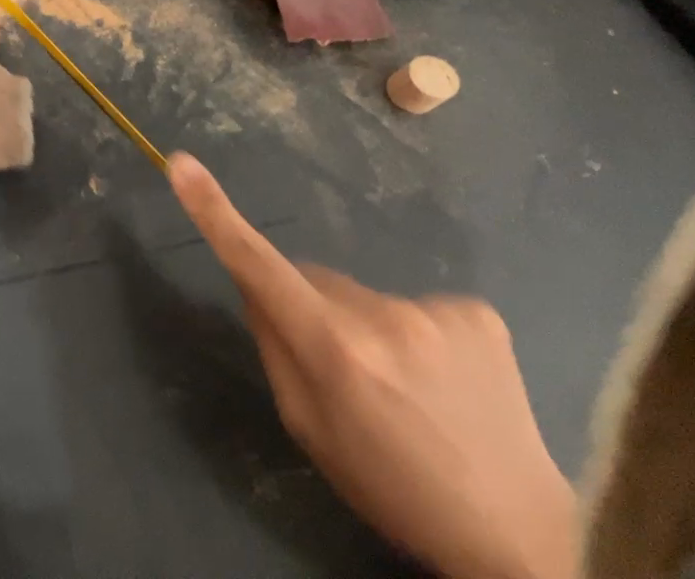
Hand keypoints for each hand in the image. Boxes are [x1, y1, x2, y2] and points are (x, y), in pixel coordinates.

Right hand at [167, 153, 577, 578]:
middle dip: (308, 307)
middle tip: (337, 370)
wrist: (511, 530)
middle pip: (313, 280)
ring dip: (364, 324)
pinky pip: (413, 306)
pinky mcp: (479, 313)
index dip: (215, 213)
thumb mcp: (305, 425)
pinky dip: (412, 333)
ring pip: (363, 295)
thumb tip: (256, 287)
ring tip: (401, 389)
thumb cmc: (385, 485)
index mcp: (333, 347)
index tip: (183, 165)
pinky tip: (441, 381)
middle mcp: (385, 314)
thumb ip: (274, 346)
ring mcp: (439, 309)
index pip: (258, 266)